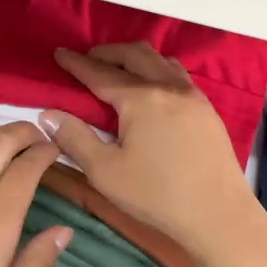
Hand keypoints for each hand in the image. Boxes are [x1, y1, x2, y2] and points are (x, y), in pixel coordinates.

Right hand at [41, 44, 261, 261]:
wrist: (217, 214)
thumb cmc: (156, 195)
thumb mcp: (104, 171)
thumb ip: (74, 138)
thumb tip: (48, 114)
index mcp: (141, 99)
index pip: (101, 74)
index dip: (77, 64)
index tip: (59, 53)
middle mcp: (169, 88)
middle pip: (135, 55)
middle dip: (107, 52)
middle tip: (87, 59)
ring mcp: (193, 96)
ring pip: (161, 61)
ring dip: (135, 58)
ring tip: (118, 69)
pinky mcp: (207, 111)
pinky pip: (178, 75)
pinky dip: (157, 70)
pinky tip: (151, 87)